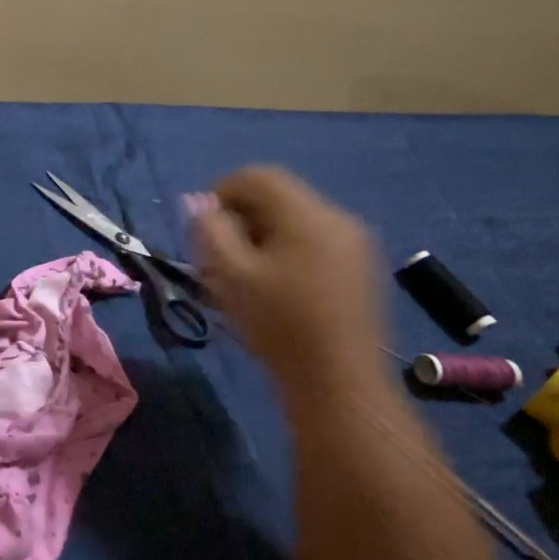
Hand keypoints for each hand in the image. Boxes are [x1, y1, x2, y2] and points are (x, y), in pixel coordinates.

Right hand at [184, 166, 385, 384]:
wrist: (340, 383)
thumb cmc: (279, 325)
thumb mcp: (231, 275)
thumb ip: (209, 230)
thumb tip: (197, 203)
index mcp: (308, 215)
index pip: (257, 176)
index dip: (220, 192)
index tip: (202, 228)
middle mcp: (338, 219)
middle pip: (278, 196)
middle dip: (241, 217)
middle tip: (218, 255)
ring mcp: (356, 245)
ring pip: (295, 220)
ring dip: (262, 236)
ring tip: (243, 275)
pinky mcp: (361, 270)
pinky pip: (315, 241)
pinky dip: (287, 251)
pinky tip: (275, 287)